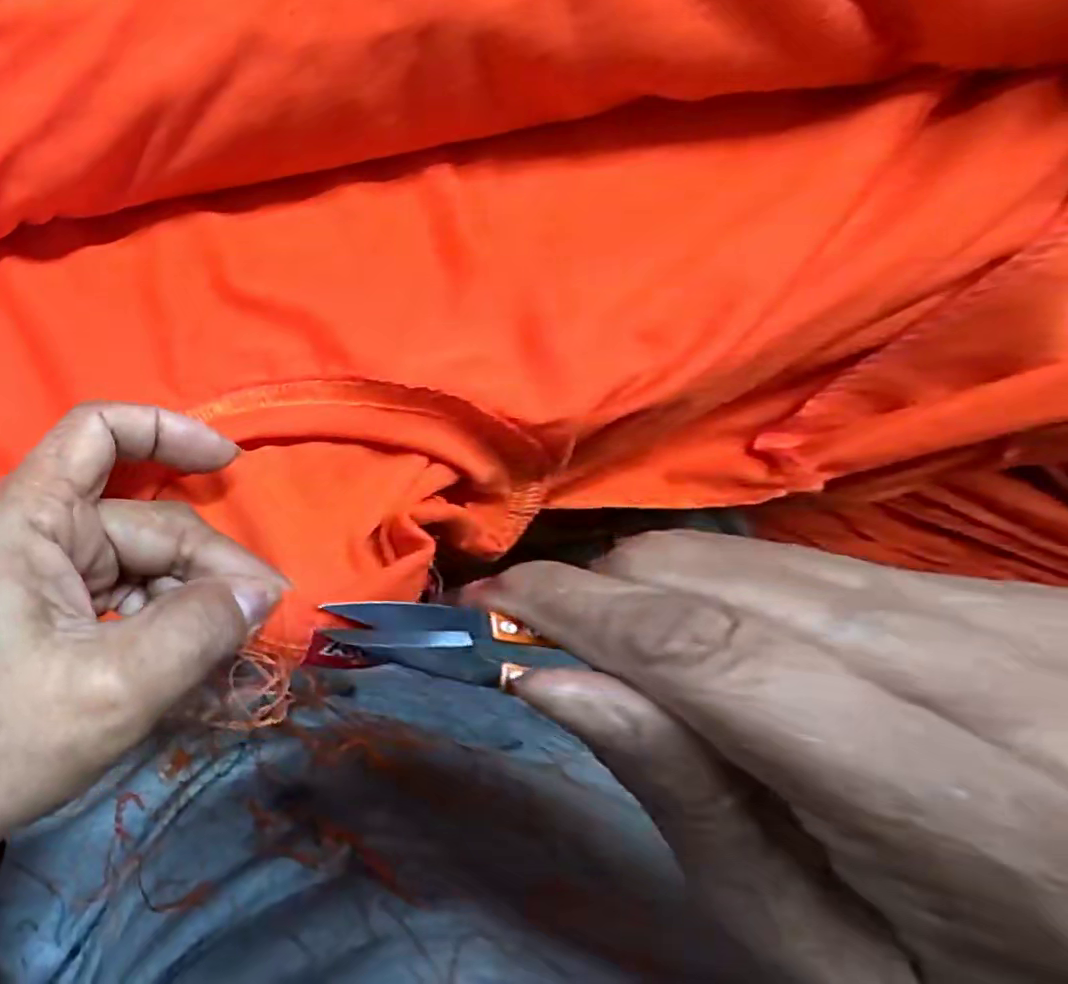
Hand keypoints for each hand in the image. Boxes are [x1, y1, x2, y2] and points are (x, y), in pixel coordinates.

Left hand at [0, 403, 286, 906]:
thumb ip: (197, 631)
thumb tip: (260, 591)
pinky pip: (132, 591)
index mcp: (30, 517)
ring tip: (231, 647)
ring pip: (145, 558)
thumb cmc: (11, 738)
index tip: (225, 462)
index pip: (97, 431)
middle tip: (263, 611)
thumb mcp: (117, 686)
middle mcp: (39, 528)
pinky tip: (196, 658)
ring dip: (191, 597)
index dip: (164, 430)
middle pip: (144, 516)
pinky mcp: (62, 603)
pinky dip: (168, 617)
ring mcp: (50, 567)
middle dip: (205, 561)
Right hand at [470, 531, 1067, 983]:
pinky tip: (742, 646)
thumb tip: (541, 677)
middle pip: (719, 579)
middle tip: (544, 632)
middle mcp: (1022, 687)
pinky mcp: (1029, 593)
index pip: (709, 653)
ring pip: (754, 556)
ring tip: (634, 646)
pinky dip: (731, 589)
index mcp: (981, 817)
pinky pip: (810, 559)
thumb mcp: (815, 942)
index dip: (573, 608)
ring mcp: (1038, 622)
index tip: (485, 601)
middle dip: (598, 590)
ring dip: (655, 588)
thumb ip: (684, 799)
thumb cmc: (964, 976)